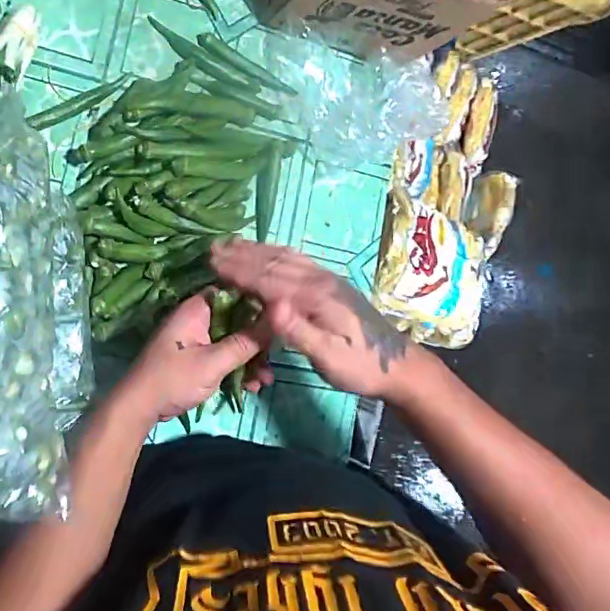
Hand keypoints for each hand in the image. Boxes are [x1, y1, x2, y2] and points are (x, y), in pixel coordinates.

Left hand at [114, 293, 273, 425]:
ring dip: (250, 359)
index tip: (280, 316)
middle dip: (258, 340)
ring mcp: (197, 338)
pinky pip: (224, 355)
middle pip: (238, 319)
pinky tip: (252, 386)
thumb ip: (246, 341)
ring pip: (234, 340)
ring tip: (265, 381)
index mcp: (197, 309)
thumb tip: (277, 317)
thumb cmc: (173, 379)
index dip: (258, 302)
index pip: (234, 292)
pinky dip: (238, 368)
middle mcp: (198, 318)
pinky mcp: (198, 357)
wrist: (139, 409)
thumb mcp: (214, 362)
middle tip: (275, 358)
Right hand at [211, 239, 427, 402]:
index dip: (239, 270)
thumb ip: (299, 332)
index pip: (268, 279)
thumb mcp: (329, 357)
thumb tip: (272, 305)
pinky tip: (270, 253)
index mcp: (315, 296)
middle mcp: (319, 280)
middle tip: (212, 247)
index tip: (211, 262)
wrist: (398, 364)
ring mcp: (327, 279)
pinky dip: (277, 254)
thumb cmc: (360, 366)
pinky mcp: (332, 284)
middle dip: (242, 255)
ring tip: (233, 243)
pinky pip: (298, 261)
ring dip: (257, 250)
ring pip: (286, 258)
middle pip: (274, 262)